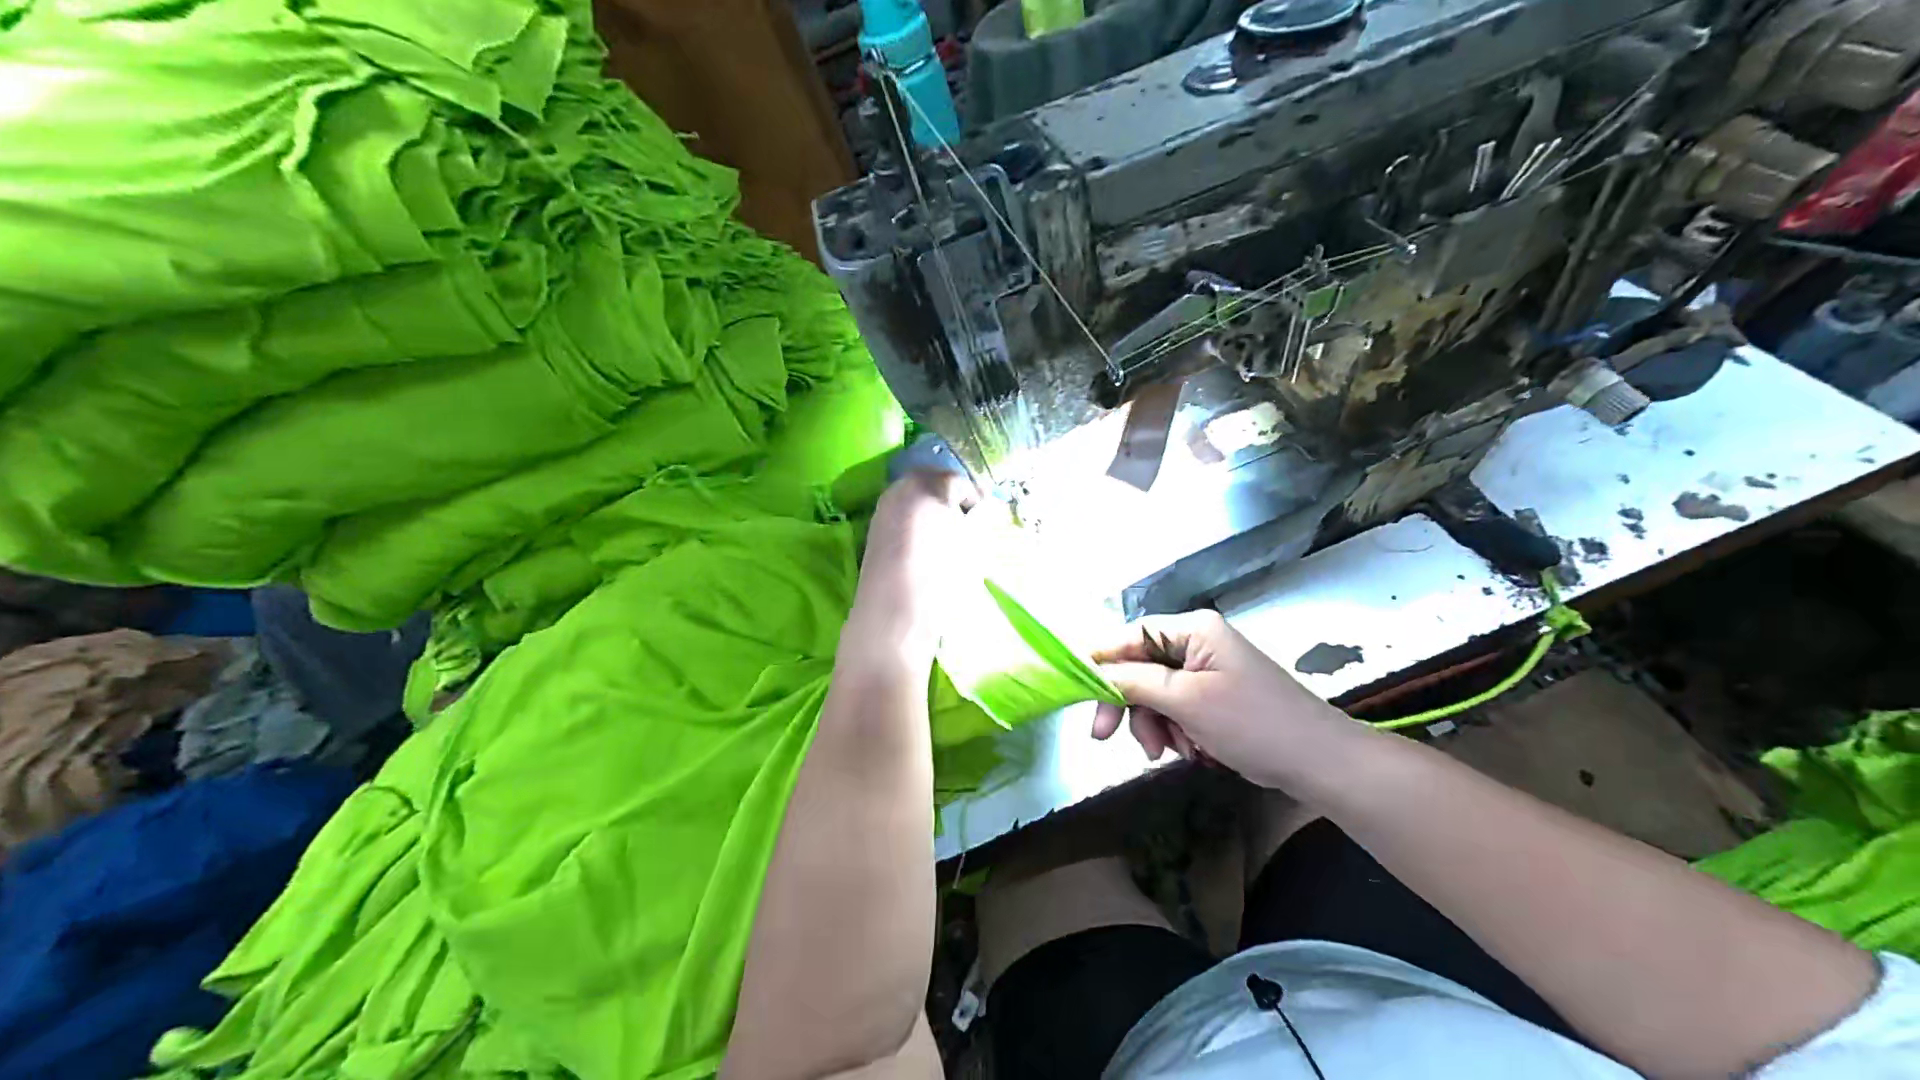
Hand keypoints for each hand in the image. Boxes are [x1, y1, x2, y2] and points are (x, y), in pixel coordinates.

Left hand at [844, 469, 977, 666]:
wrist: (895, 615)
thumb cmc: (942, 577)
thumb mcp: (974, 545)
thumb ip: (979, 521)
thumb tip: (980, 513)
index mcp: (929, 485)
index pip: (960, 482)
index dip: (976, 499)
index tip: (985, 516)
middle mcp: (901, 489)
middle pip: (931, 483)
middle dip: (950, 497)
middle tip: (966, 521)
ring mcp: (883, 509)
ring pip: (913, 499)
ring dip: (930, 510)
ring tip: (946, 537)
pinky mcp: (872, 532)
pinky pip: (900, 517)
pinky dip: (914, 524)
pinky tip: (924, 549)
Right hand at [1091, 609, 1363, 788]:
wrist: (1319, 763)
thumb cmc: (1252, 723)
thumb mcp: (1186, 701)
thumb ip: (1134, 682)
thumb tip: (1092, 670)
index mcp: (1193, 630)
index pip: (1130, 636)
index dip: (1101, 662)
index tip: (1078, 692)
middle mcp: (1198, 644)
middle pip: (1139, 668)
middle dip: (1129, 704)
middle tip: (1105, 738)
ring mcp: (1208, 672)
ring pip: (1154, 694)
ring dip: (1154, 725)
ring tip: (1172, 752)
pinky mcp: (1215, 699)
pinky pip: (1176, 710)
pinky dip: (1175, 733)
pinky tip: (1192, 753)